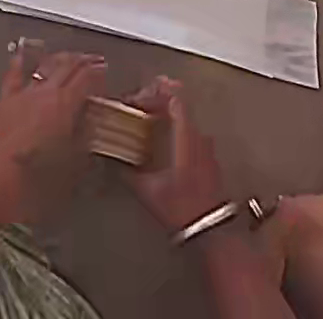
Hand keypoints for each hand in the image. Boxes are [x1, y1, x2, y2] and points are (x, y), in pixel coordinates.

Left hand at [0, 41, 104, 228]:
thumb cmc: (27, 187)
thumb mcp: (68, 171)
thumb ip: (83, 143)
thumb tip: (91, 128)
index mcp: (64, 107)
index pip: (87, 79)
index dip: (99, 73)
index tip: (106, 71)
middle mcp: (44, 94)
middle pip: (68, 66)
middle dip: (84, 61)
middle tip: (95, 60)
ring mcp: (22, 96)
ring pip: (46, 65)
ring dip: (61, 58)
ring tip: (70, 56)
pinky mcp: (4, 103)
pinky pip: (14, 74)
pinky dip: (21, 60)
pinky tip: (22, 52)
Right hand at [123, 76, 227, 232]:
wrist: (210, 229)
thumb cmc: (180, 206)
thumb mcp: (149, 190)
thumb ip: (130, 172)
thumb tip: (113, 162)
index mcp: (185, 135)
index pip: (174, 97)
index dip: (154, 93)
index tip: (136, 100)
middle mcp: (198, 134)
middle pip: (179, 104)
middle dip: (156, 101)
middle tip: (137, 107)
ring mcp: (206, 145)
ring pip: (184, 119)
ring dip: (165, 115)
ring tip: (146, 123)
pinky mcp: (208, 157)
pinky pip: (190, 132)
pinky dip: (174, 129)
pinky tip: (162, 143)